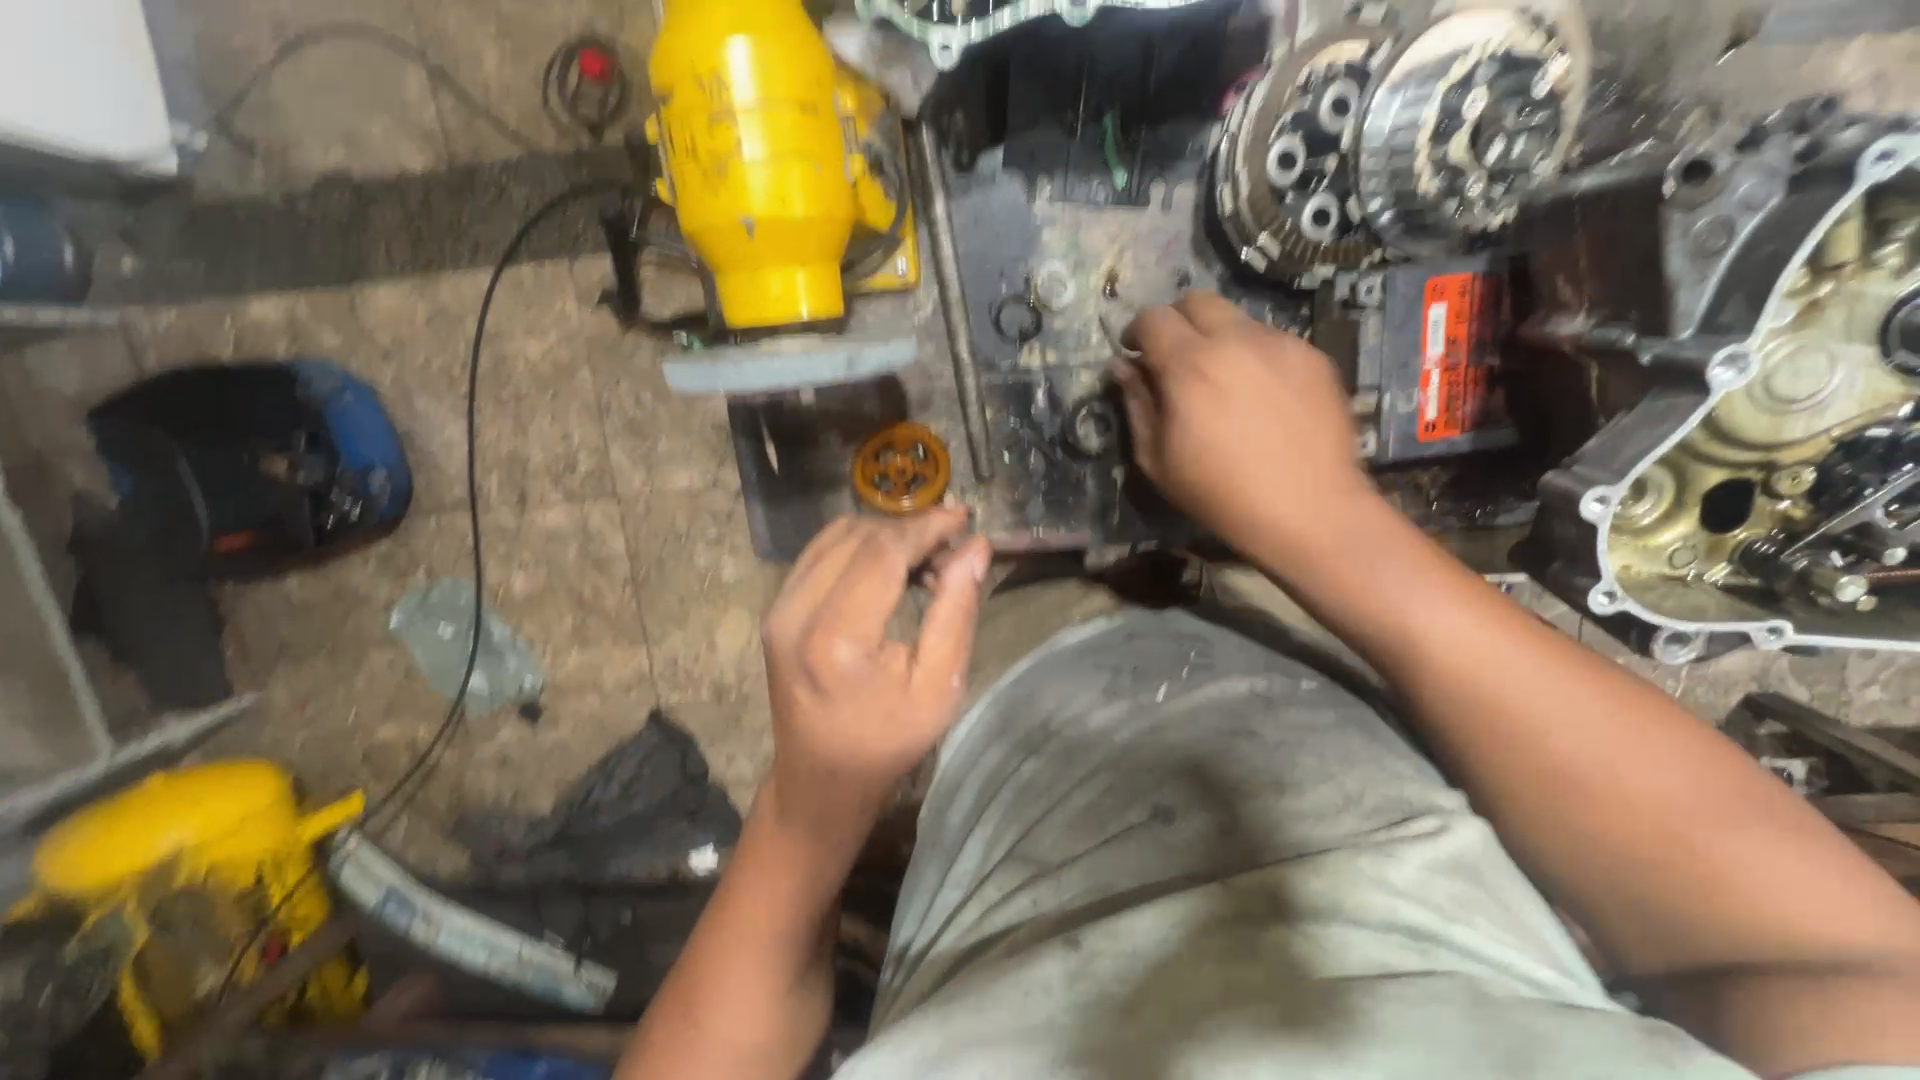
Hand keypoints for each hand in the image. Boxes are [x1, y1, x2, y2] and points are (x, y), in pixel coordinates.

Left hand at [759, 505, 991, 830]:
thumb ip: (956, 611)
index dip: (925, 527)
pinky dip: (859, 546)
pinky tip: (890, 563)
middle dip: (910, 528)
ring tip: (927, 554)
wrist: (821, 777)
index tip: (963, 518)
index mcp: (837, 637)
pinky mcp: (775, 609)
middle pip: (859, 536)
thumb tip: (976, 547)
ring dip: (885, 533)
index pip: (882, 551)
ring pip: (836, 536)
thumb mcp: (940, 688)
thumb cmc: (887, 741)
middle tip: (953, 542)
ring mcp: (778, 608)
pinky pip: (819, 553)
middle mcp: (796, 613)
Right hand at [1115, 291, 1375, 557]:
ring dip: (1220, 339)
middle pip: (1197, 300)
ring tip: (1224, 382)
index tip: (1135, 354)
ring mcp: (1281, 344)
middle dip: (1178, 321)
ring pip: (1239, 320)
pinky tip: (1262, 398)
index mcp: (1190, 364)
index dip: (1136, 331)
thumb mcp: (1158, 460)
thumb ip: (1136, 405)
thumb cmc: (1221, 494)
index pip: (1153, 317)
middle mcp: (1236, 340)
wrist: (1309, 509)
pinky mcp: (1314, 357)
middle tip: (1176, 357)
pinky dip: (1256, 357)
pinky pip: (1274, 342)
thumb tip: (1123, 368)